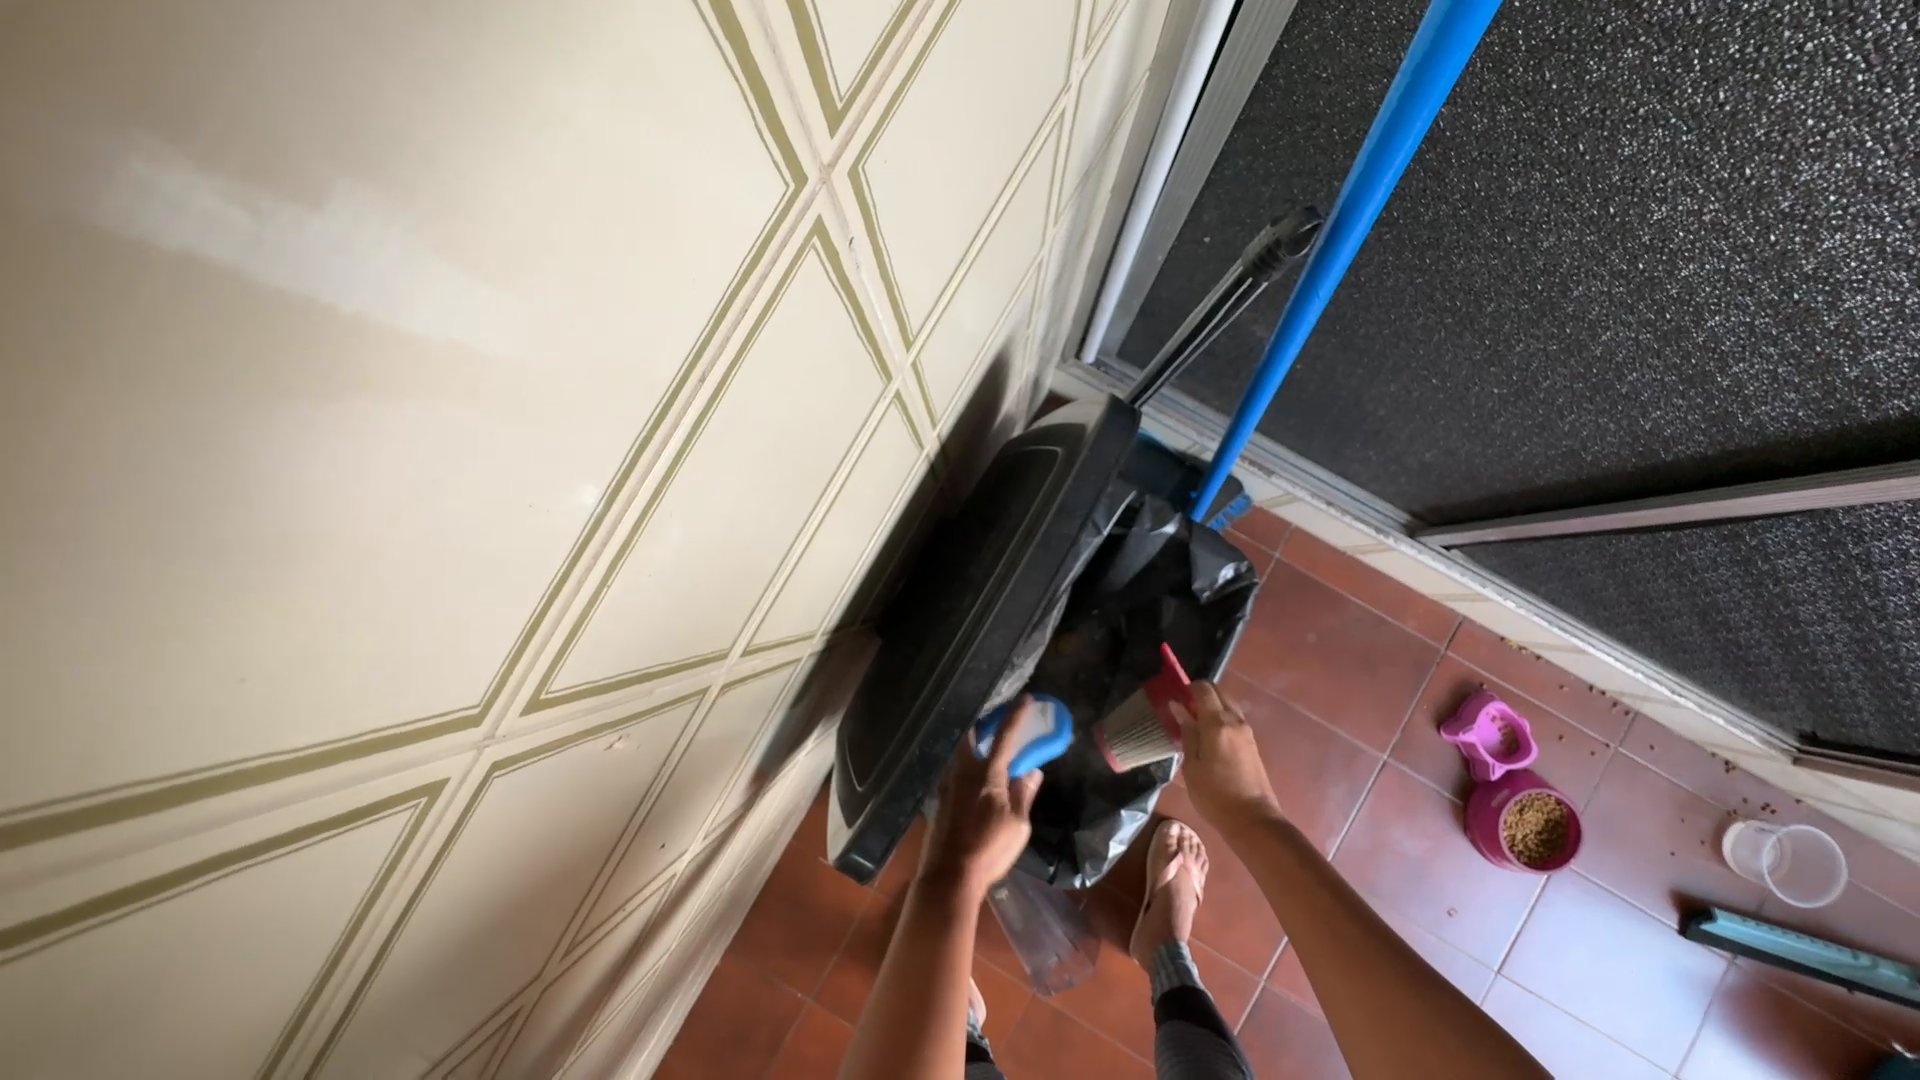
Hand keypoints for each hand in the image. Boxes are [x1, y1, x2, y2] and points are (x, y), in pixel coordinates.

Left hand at [920, 697, 1044, 895]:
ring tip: (987, 750)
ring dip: (973, 747)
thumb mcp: (1018, 825)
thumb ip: (1023, 794)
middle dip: (982, 725)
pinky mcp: (939, 800)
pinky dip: (966, 767)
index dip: (1016, 716)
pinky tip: (974, 779)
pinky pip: (954, 772)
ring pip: (960, 755)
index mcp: (986, 774)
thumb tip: (1031, 771)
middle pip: (970, 737)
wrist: (949, 876)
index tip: (1026, 698)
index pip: (1004, 737)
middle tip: (996, 723)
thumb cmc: (989, 850)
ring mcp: (946, 785)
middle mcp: (962, 771)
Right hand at [1171, 681, 1281, 832]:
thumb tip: (1178, 707)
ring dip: (1212, 706)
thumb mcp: (1192, 765)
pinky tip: (1210, 737)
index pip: (1204, 689)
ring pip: (1228, 703)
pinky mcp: (1251, 742)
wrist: (1252, 819)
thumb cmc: (1214, 795)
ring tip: (1196, 726)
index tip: (1176, 699)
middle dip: (1201, 694)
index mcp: (1217, 724)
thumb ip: (1187, 732)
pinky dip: (1221, 717)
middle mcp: (1235, 721)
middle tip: (1185, 711)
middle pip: (1219, 691)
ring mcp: (1246, 731)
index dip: (1188, 688)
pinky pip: (1234, 717)